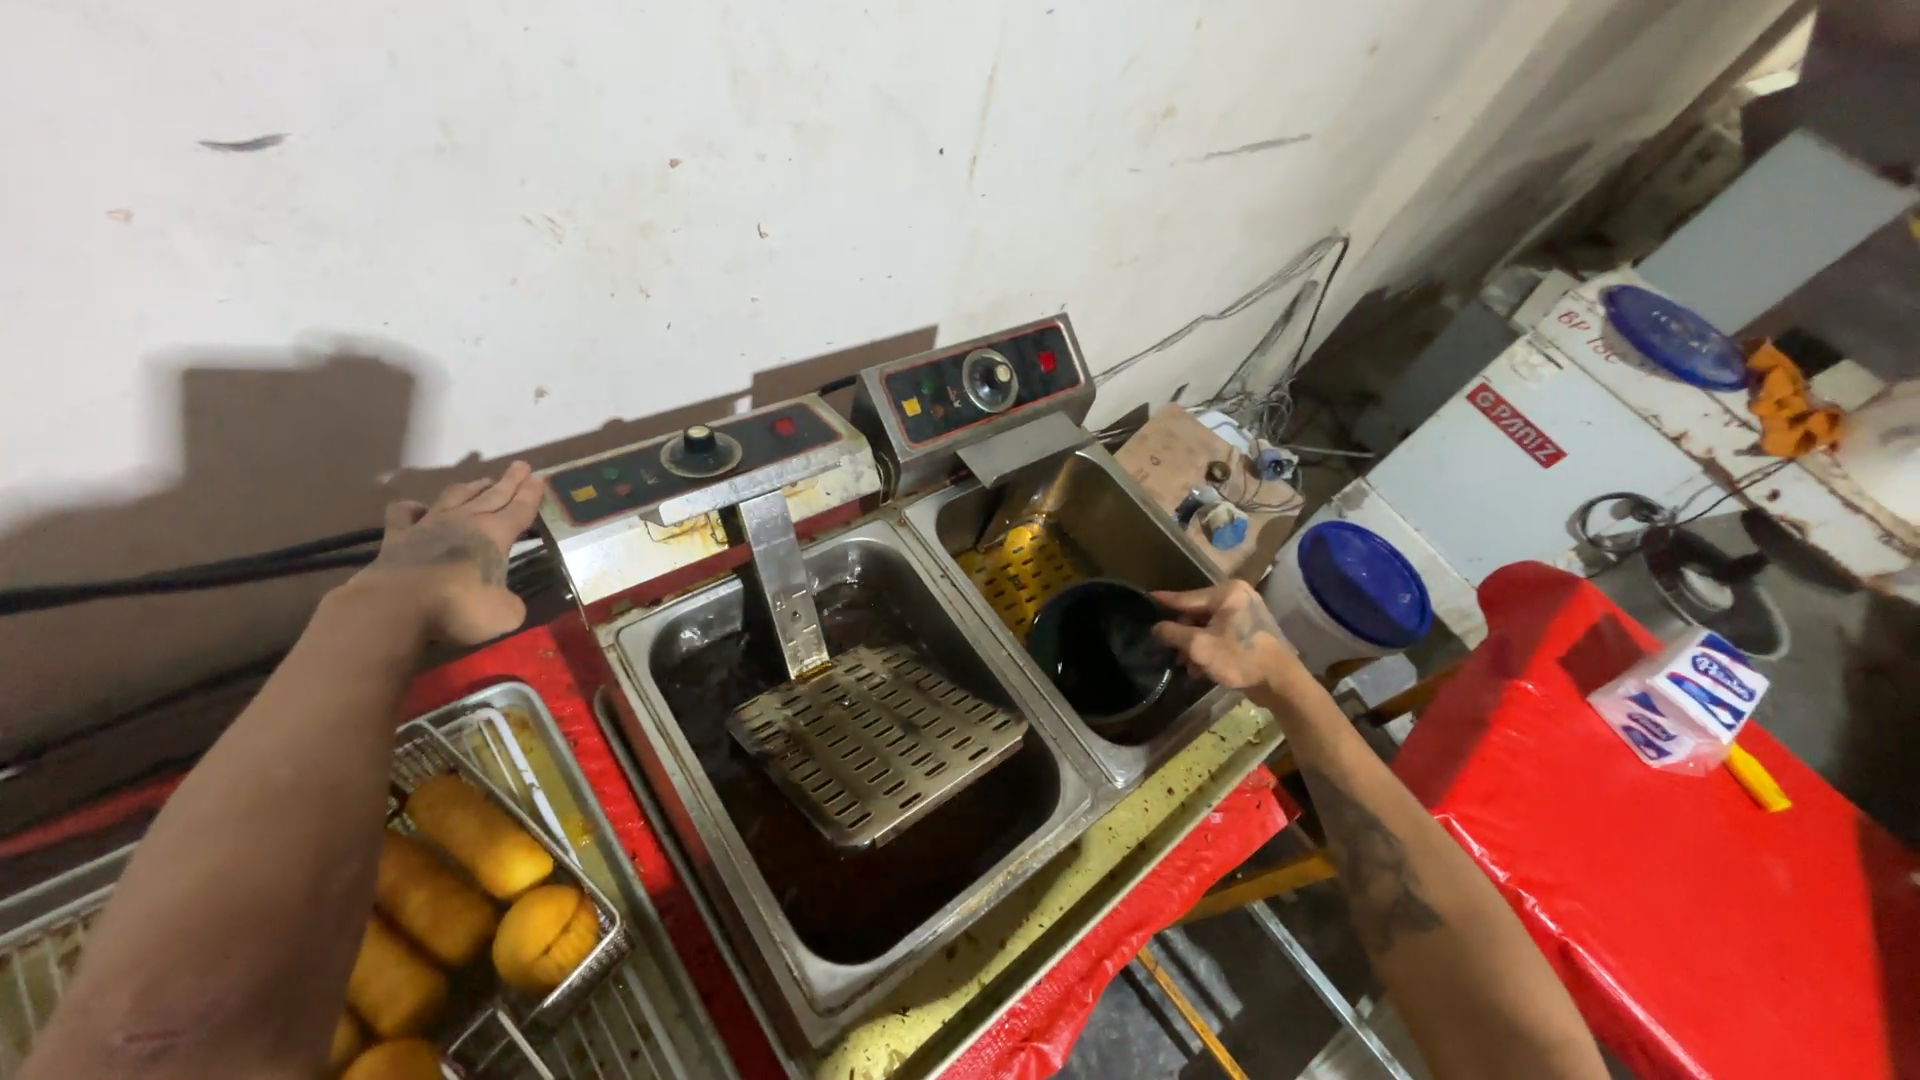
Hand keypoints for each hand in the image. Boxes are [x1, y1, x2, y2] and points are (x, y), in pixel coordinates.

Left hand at [340, 462, 544, 643]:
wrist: (396, 606)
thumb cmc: (459, 607)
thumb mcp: (504, 615)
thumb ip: (510, 604)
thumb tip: (505, 602)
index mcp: (496, 535)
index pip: (521, 509)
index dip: (532, 495)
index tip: (539, 478)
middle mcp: (465, 521)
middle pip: (493, 494)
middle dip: (510, 480)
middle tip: (521, 465)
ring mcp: (429, 525)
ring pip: (455, 496)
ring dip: (471, 487)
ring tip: (482, 481)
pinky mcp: (398, 536)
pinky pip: (405, 513)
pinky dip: (414, 508)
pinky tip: (420, 508)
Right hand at [1151, 580, 1305, 691]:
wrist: (1281, 683)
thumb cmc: (1240, 658)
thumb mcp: (1200, 646)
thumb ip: (1174, 633)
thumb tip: (1156, 627)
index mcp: (1227, 593)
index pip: (1186, 597)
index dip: (1165, 602)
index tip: (1146, 598)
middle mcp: (1237, 598)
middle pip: (1197, 613)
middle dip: (1183, 634)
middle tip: (1169, 650)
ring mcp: (1246, 615)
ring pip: (1208, 627)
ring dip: (1195, 646)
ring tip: (1186, 665)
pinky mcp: (1251, 632)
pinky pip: (1221, 635)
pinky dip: (1210, 649)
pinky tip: (1201, 669)